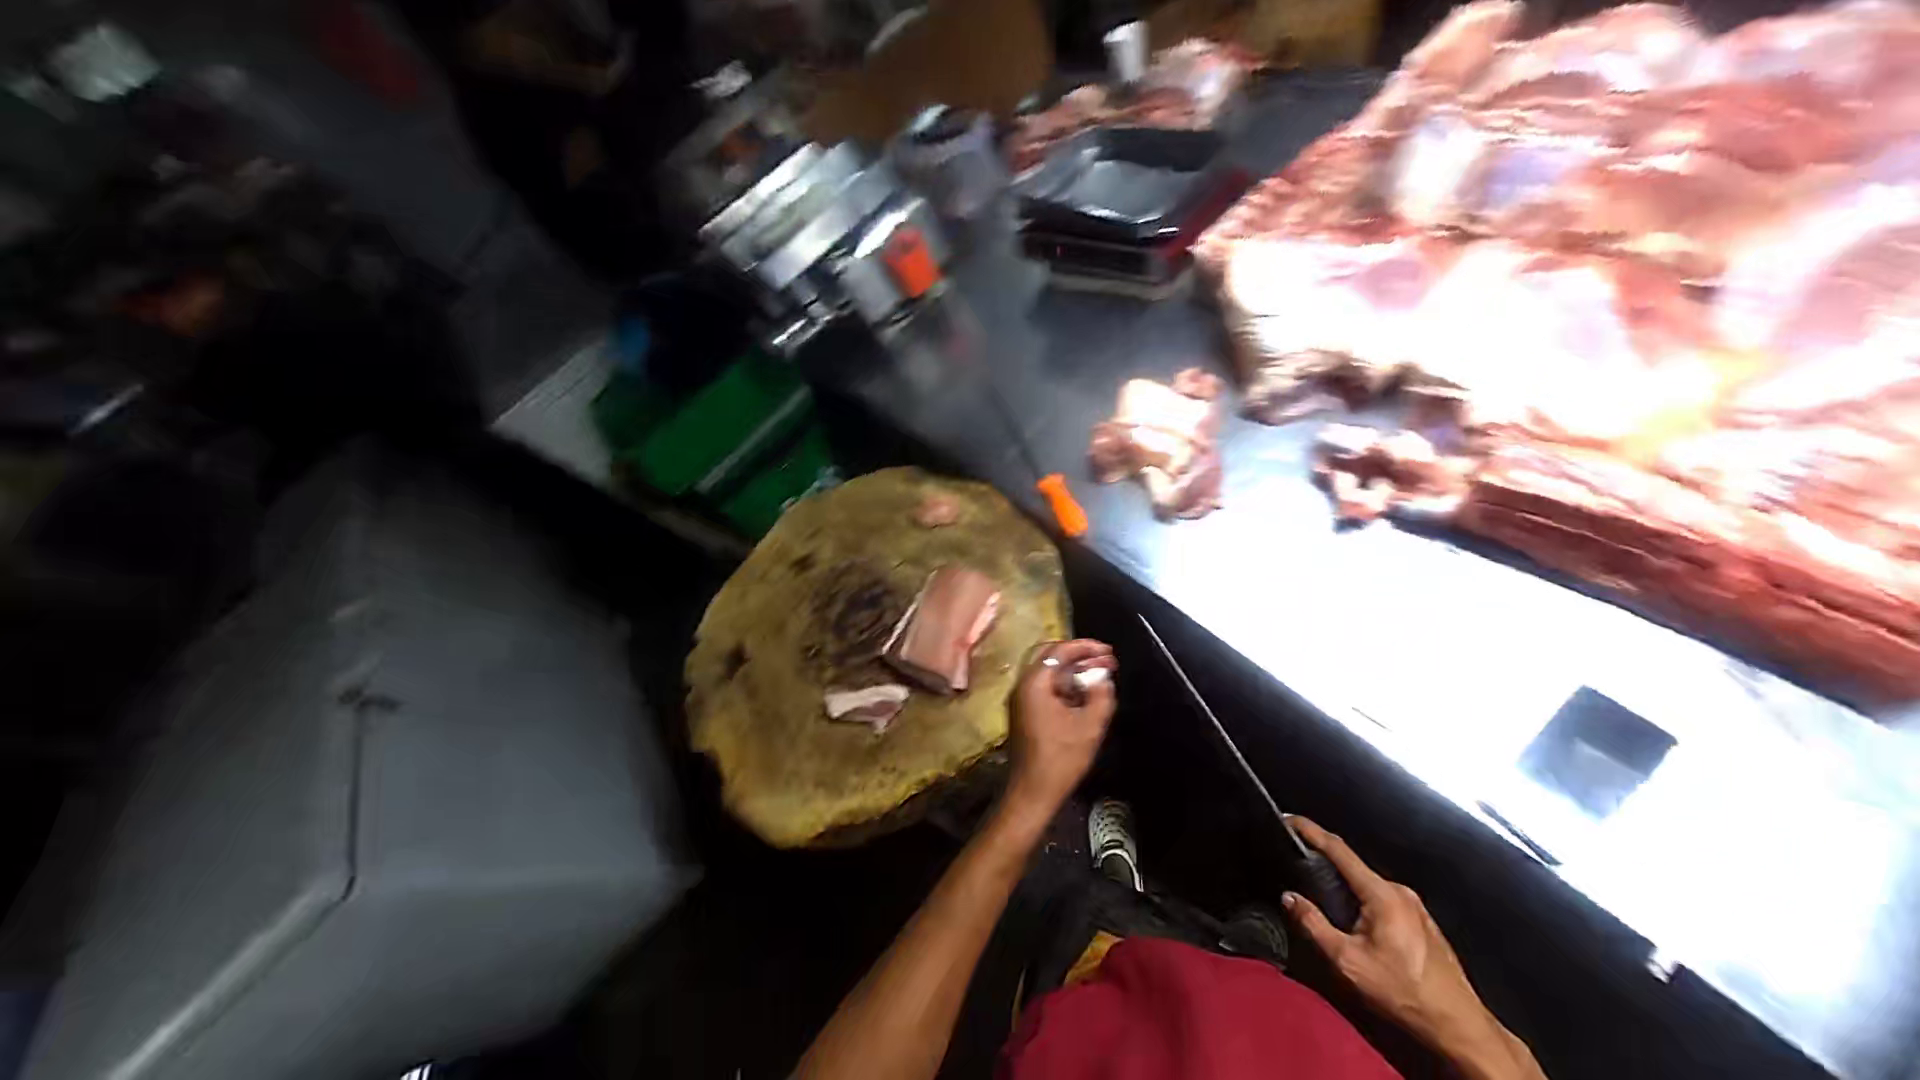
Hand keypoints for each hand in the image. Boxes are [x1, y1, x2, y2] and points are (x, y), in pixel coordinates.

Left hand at [1004, 639, 1117, 812]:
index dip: (1085, 647)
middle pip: (1050, 657)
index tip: (1107, 651)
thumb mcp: (1090, 726)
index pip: (1059, 650)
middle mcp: (1022, 686)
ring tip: (1100, 675)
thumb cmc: (1061, 759)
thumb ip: (1100, 695)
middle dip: (1079, 656)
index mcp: (1034, 684)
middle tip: (1105, 660)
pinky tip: (1085, 693)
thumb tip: (1102, 677)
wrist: (1032, 791)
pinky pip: (1044, 687)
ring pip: (1047, 673)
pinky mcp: (1024, 712)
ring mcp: (1020, 699)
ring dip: (1073, 671)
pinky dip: (1064, 684)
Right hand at [1283, 818, 1526, 1075]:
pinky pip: (1380, 897)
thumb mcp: (1349, 962)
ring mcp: (1413, 905)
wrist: (1459, 1026)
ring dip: (1341, 884)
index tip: (1288, 819)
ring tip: (1320, 897)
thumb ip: (1314, 925)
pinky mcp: (1419, 920)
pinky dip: (1359, 898)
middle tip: (1296, 864)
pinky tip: (1352, 920)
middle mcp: (1399, 892)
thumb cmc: (1404, 993)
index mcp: (1381, 894)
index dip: (1310, 830)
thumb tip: (1289, 897)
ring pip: (1366, 883)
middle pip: (1351, 865)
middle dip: (1322, 861)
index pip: (1338, 849)